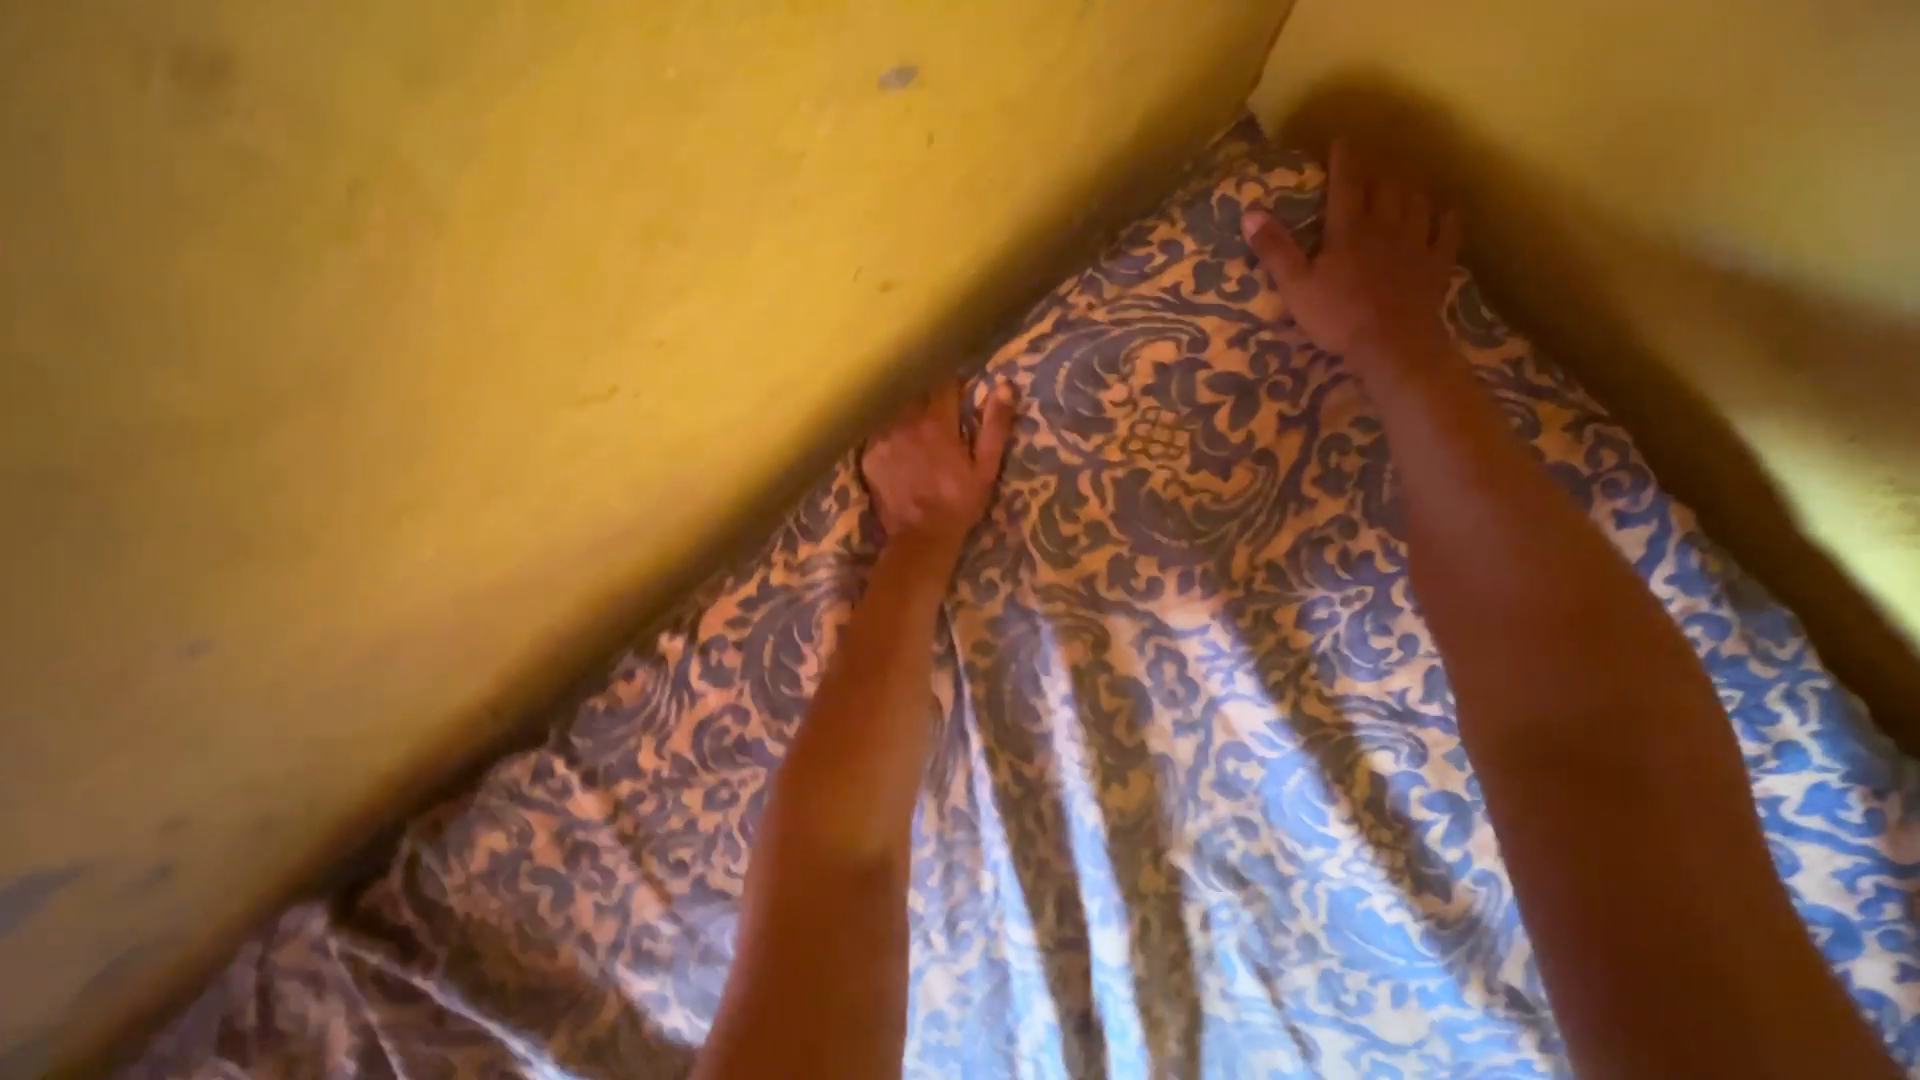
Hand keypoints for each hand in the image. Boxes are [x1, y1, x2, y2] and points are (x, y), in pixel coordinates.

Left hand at [860, 379, 1016, 551]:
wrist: (920, 537)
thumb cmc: (959, 503)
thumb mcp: (986, 468)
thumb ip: (995, 426)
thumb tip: (1004, 386)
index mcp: (938, 422)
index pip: (944, 384)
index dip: (953, 385)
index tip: (959, 393)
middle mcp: (906, 422)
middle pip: (916, 392)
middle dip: (928, 396)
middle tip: (939, 412)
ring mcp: (883, 437)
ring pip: (896, 409)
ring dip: (907, 412)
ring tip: (917, 428)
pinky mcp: (869, 454)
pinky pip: (879, 430)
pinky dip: (889, 431)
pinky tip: (899, 446)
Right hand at [1240, 139, 1460, 356]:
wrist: (1391, 345)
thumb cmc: (1338, 317)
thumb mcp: (1295, 287)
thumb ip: (1275, 249)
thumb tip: (1250, 212)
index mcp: (1349, 228)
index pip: (1347, 181)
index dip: (1344, 158)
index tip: (1342, 140)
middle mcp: (1385, 225)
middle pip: (1387, 184)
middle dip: (1379, 168)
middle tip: (1371, 163)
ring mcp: (1416, 242)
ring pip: (1417, 199)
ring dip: (1409, 186)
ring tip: (1403, 181)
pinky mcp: (1437, 263)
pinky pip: (1447, 230)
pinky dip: (1446, 216)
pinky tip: (1443, 211)